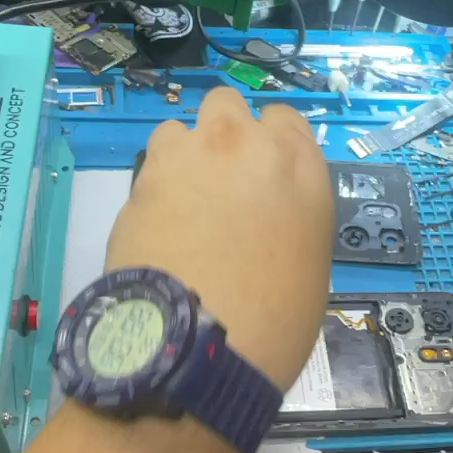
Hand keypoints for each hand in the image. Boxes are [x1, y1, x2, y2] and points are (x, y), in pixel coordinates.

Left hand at [104, 87, 332, 390]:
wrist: (202, 347)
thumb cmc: (274, 322)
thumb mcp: (309, 265)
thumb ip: (290, 216)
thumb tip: (266, 215)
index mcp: (300, 167)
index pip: (284, 120)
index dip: (269, 145)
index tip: (261, 175)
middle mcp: (246, 145)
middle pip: (228, 105)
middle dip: (223, 134)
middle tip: (218, 182)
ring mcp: (189, 155)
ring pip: (180, 129)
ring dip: (182, 156)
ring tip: (178, 205)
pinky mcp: (142, 178)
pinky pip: (149, 165)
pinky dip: (152, 185)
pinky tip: (154, 223)